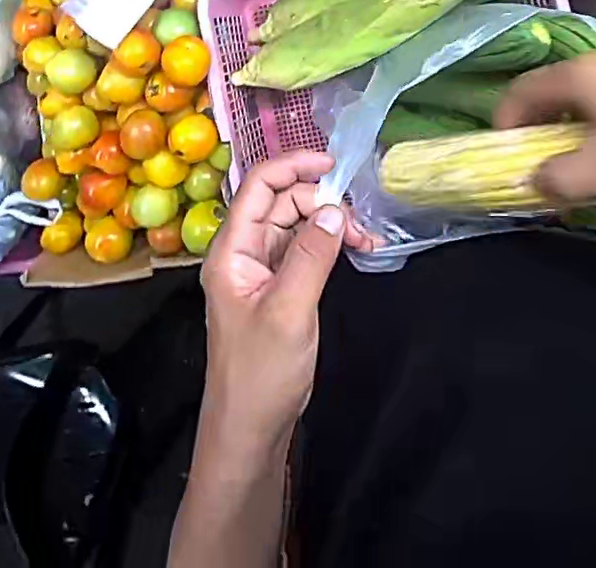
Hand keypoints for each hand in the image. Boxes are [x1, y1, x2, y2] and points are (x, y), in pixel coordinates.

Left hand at [196, 152, 369, 457]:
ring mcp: (260, 269)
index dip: (292, 166)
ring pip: (295, 225)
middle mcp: (243, 251)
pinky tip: (352, 251)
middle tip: (359, 226)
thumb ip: (312, 255)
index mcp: (232, 249)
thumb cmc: (261, 373)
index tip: (332, 164)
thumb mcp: (289, 310)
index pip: (258, 187)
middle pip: (281, 203)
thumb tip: (335, 208)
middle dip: (320, 203)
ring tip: (363, 241)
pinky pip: (302, 249)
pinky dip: (326, 245)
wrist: (249, 431)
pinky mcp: (277, 286)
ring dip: (328, 224)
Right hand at [492, 51, 595, 200]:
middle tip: (547, 172)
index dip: (504, 124)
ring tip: (592, 171)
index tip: (505, 160)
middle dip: (541, 134)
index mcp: (579, 74)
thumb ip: (559, 179)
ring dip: (576, 136)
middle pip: (552, 95)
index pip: (519, 92)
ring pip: (588, 102)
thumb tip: (533, 183)